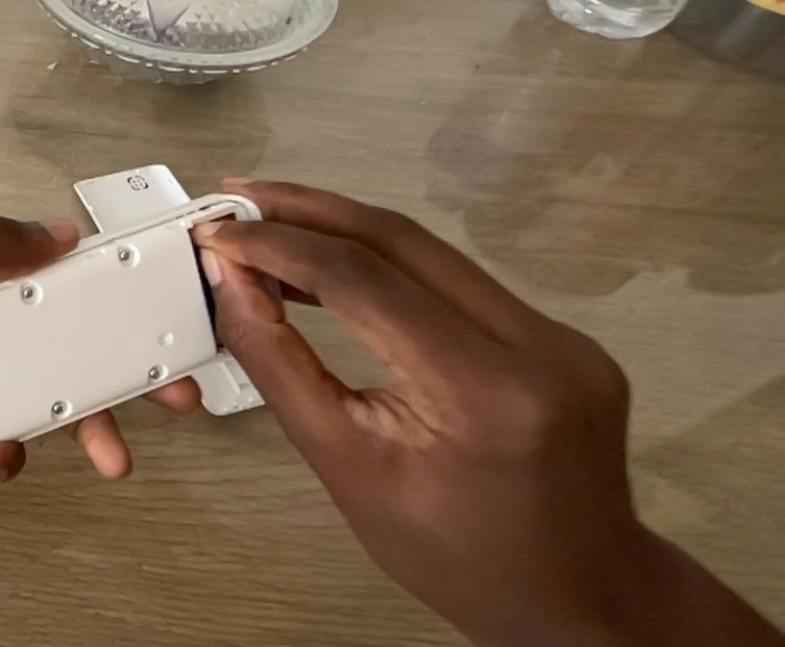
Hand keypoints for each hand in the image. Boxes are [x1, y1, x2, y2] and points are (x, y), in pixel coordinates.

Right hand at [196, 181, 781, 646]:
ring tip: (262, 218)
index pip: (361, 278)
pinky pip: (439, 269)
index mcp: (484, 390)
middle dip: (301, 208)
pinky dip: (367, 253)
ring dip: (332, 222)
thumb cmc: (450, 550)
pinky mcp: (545, 329)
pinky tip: (320, 259)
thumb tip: (228, 279)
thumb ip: (274, 359)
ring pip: (419, 243)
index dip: (276, 244)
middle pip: (396, 238)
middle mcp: (537, 343)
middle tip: (232, 197)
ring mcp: (552, 331)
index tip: (216, 234)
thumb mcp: (338, 460)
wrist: (579, 599)